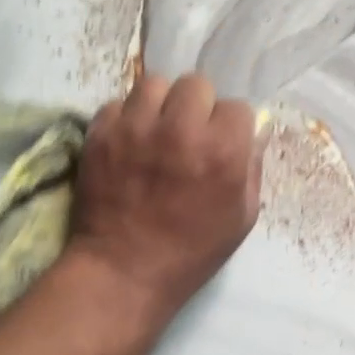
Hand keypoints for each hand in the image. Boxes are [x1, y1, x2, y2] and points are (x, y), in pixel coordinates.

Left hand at [64, 73, 262, 312]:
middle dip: (198, 107)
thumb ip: (251, 169)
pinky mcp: (101, 133)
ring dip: (161, 105)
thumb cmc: (193, 252)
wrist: (125, 271)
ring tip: (158, 131)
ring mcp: (136, 128)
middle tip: (190, 135)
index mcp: (223, 152)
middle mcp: (181, 130)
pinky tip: (131, 144)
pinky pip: (119, 103)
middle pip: (196, 85)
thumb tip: (253, 136)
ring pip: (155, 84)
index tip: (224, 145)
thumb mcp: (242, 218)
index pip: (238, 107)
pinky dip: (127, 119)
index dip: (232, 127)